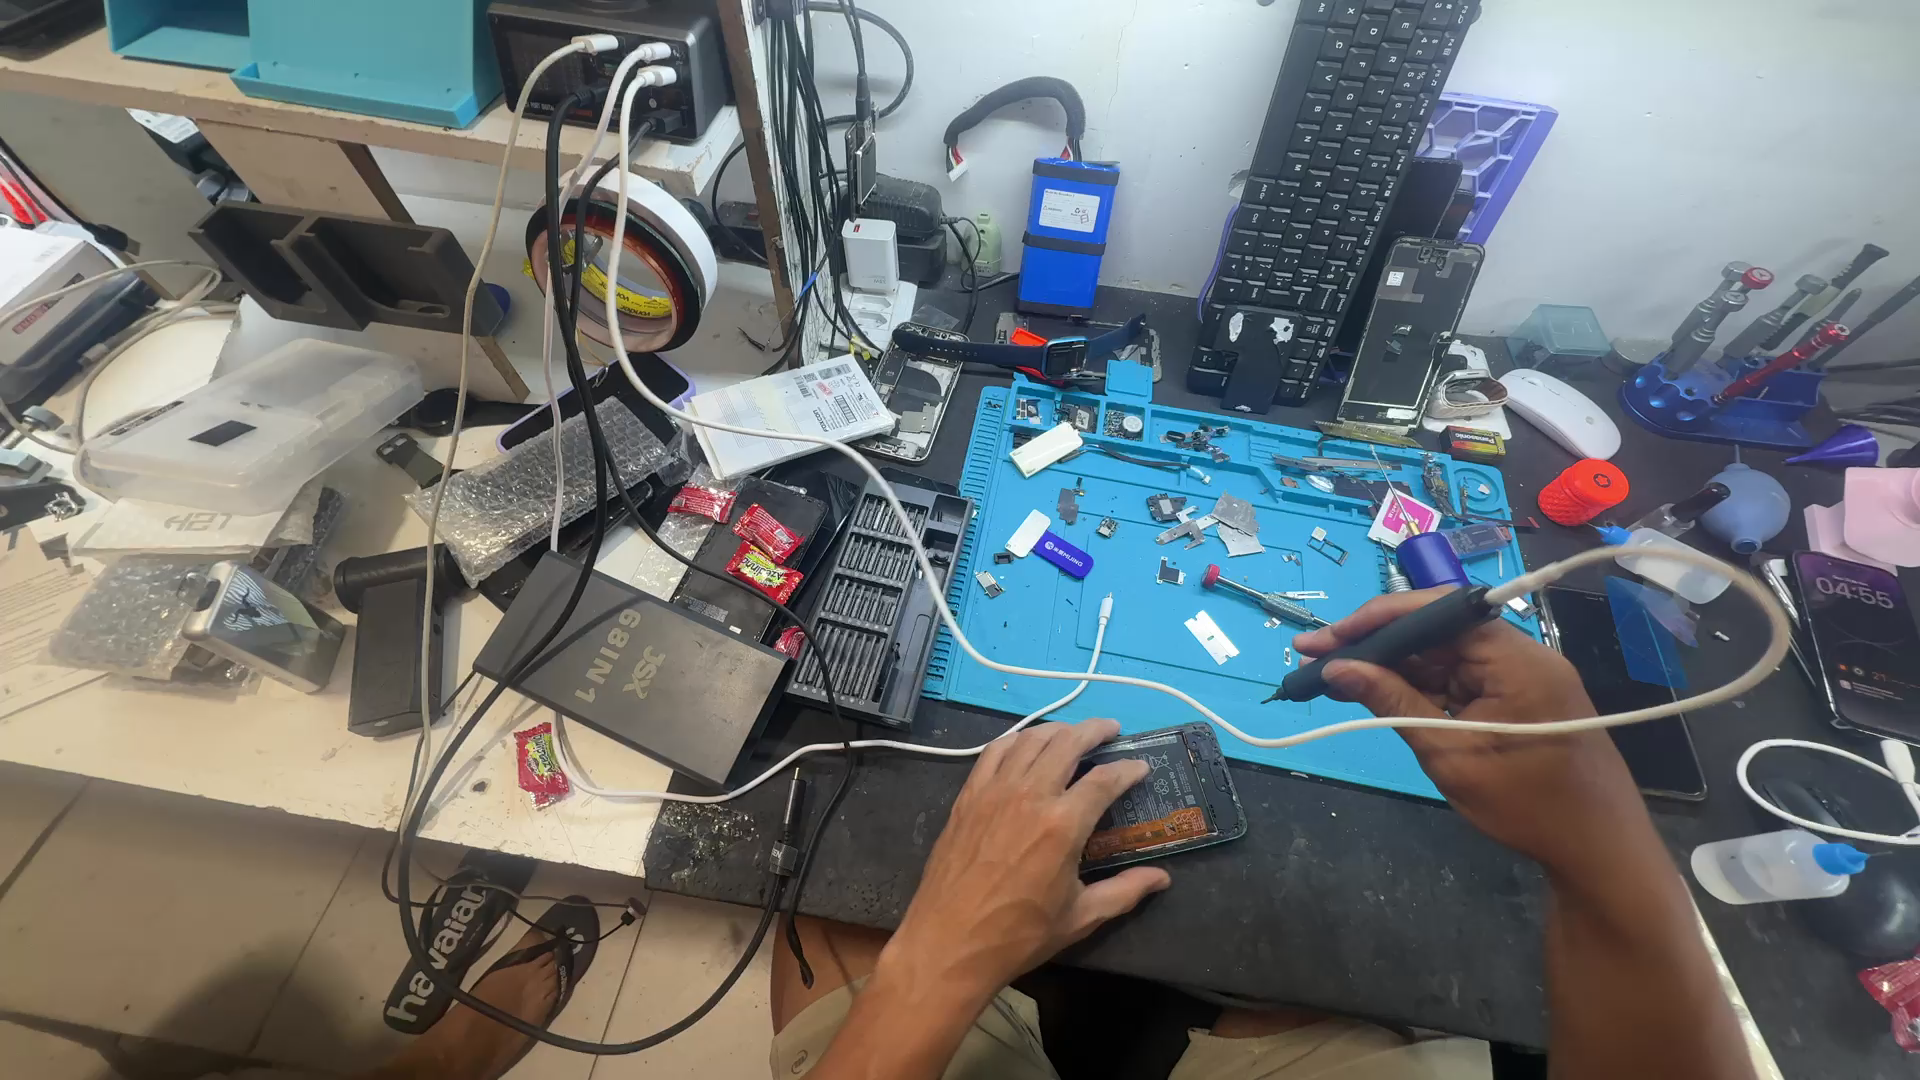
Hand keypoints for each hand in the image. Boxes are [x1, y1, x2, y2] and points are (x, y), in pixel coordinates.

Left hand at [879, 719, 1171, 1002]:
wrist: (950, 939)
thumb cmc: (1019, 933)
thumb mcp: (1080, 917)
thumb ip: (1124, 891)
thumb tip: (1162, 879)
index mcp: (1062, 824)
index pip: (1104, 780)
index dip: (1127, 769)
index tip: (1140, 766)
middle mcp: (1030, 794)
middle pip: (1067, 743)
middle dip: (1094, 730)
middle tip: (1111, 730)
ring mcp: (996, 789)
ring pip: (1030, 739)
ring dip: (1057, 729)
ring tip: (1073, 732)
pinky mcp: (970, 792)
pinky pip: (995, 750)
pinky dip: (1016, 738)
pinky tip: (1026, 742)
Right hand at [1293, 588, 1648, 873]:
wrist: (1600, 857)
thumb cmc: (1530, 806)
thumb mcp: (1449, 753)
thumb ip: (1392, 702)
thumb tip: (1337, 668)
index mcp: (1517, 661)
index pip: (1438, 613)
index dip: (1379, 618)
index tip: (1330, 637)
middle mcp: (1518, 657)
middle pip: (1433, 630)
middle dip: (1372, 641)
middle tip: (1314, 652)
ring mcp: (1513, 677)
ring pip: (1435, 655)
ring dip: (1384, 664)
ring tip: (1329, 674)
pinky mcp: (1507, 698)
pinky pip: (1448, 678)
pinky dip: (1408, 685)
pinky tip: (1366, 690)